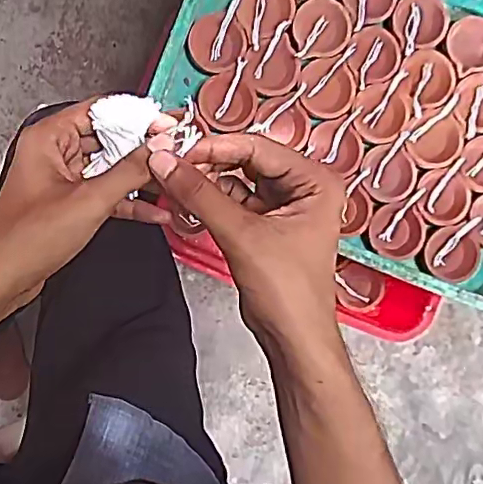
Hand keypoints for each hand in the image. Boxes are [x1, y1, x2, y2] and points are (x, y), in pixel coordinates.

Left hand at [0, 99, 172, 313]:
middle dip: (141, 148)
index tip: (165, 124)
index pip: (100, 110)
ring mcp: (58, 178)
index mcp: (47, 138)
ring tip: (168, 179)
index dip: (136, 116)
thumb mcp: (88, 201)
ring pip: (106, 167)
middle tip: (172, 151)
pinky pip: (101, 192)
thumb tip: (156, 149)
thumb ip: (129, 172)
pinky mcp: (65, 203)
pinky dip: (125, 200)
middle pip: (106, 138)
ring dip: (136, 176)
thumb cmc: (23, 240)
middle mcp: (51, 153)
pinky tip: (153, 209)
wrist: (1, 279)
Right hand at [147, 133, 342, 345]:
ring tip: (175, 183)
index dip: (215, 146)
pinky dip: (210, 201)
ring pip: (236, 180)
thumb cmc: (289, 292)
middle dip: (208, 164)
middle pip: (246, 160)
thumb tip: (168, 162)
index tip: (180, 150)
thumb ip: (200, 194)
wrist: (292, 336)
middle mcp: (304, 188)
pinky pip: (233, 201)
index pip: (257, 147)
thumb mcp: (240, 234)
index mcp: (315, 182)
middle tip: (173, 165)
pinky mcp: (265, 224)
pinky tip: (187, 202)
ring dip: (206, 183)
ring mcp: (284, 207)